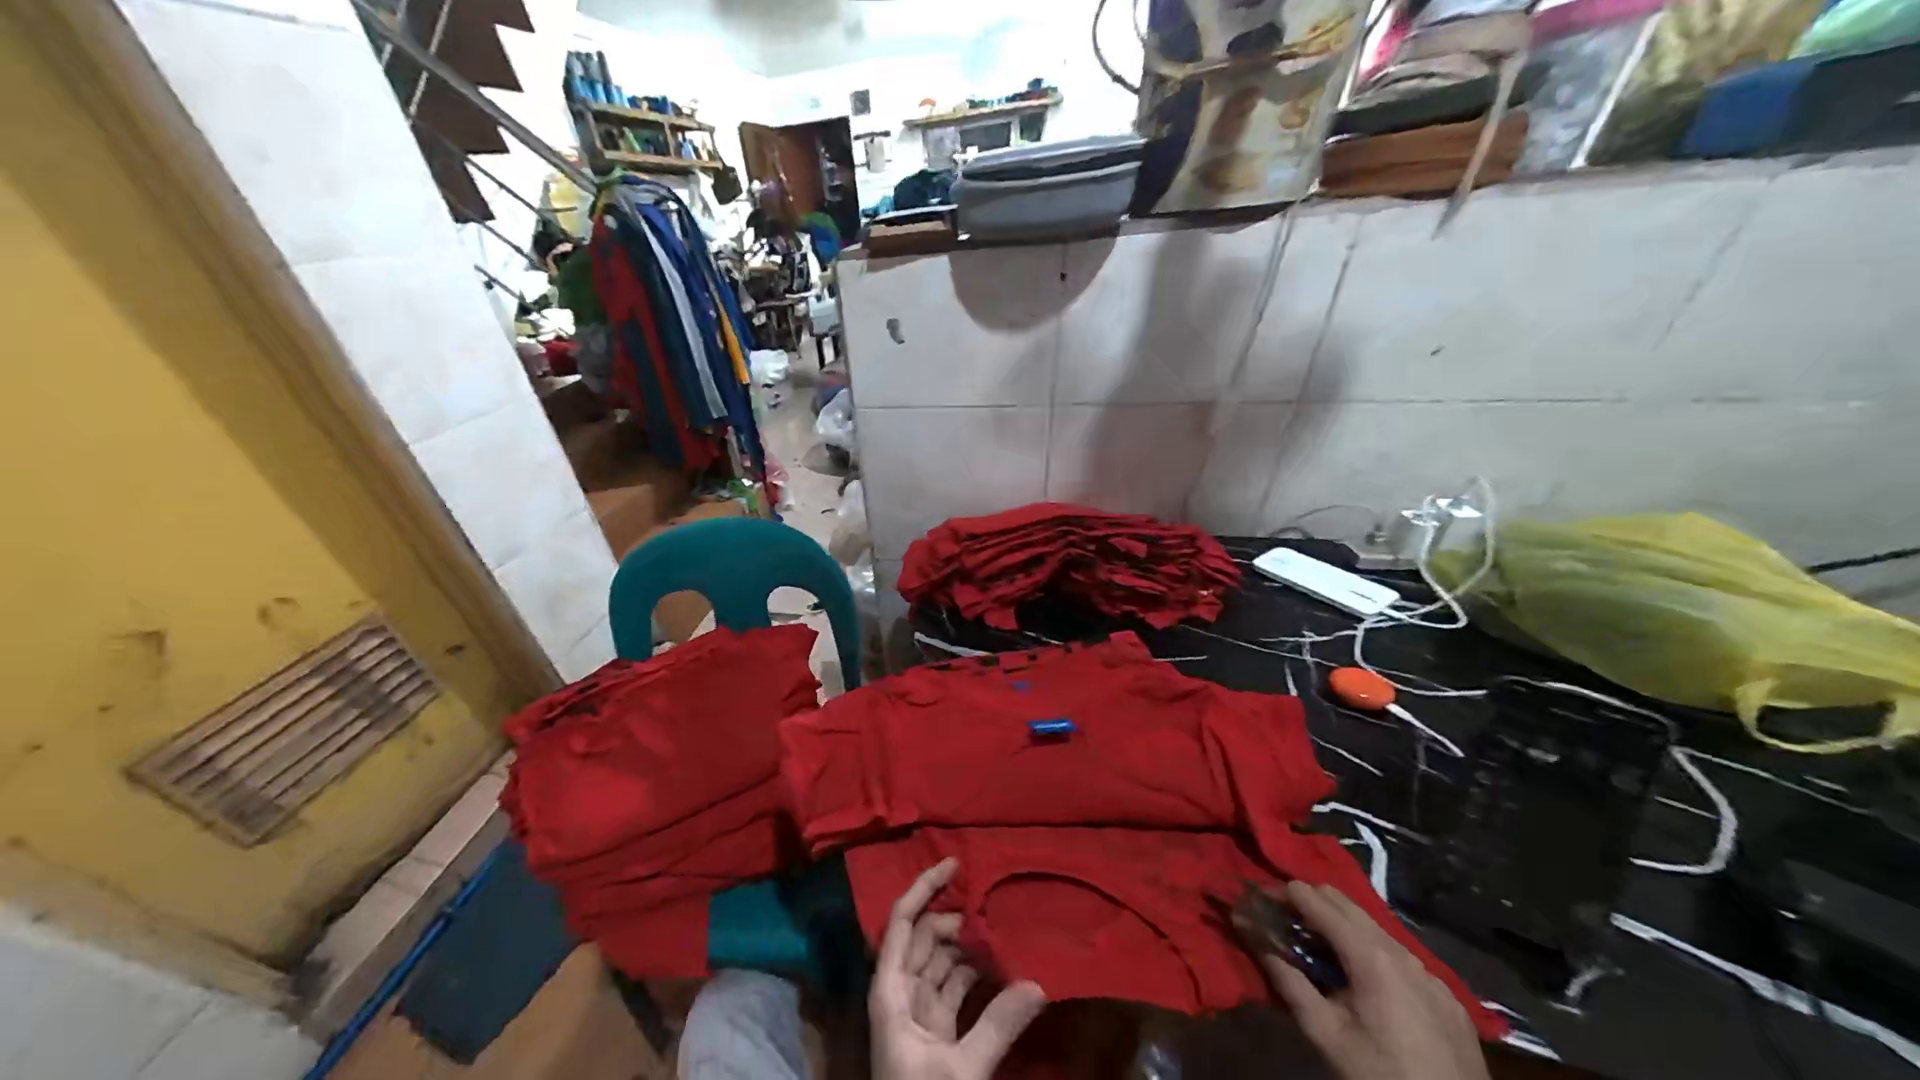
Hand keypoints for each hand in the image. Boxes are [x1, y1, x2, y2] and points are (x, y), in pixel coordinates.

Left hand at [869, 858, 1046, 1079]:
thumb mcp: (960, 1071)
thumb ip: (998, 1027)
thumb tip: (1039, 985)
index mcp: (890, 991)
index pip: (901, 923)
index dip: (923, 888)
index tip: (954, 863)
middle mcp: (900, 993)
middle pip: (924, 937)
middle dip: (954, 917)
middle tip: (991, 903)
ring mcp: (918, 1012)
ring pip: (941, 961)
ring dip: (968, 946)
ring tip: (1000, 929)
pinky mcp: (937, 1032)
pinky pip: (954, 988)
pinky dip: (974, 975)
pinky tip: (1000, 967)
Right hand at [1259, 881, 1488, 1079]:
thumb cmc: (1381, 1076)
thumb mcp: (1325, 1033)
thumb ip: (1289, 982)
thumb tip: (1257, 943)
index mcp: (1370, 956)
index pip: (1318, 901)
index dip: (1285, 892)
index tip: (1261, 897)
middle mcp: (1401, 951)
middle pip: (1346, 903)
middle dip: (1310, 901)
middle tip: (1283, 917)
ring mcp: (1429, 972)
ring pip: (1374, 927)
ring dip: (1340, 924)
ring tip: (1318, 947)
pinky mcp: (1446, 995)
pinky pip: (1400, 957)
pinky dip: (1370, 952)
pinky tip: (1364, 983)